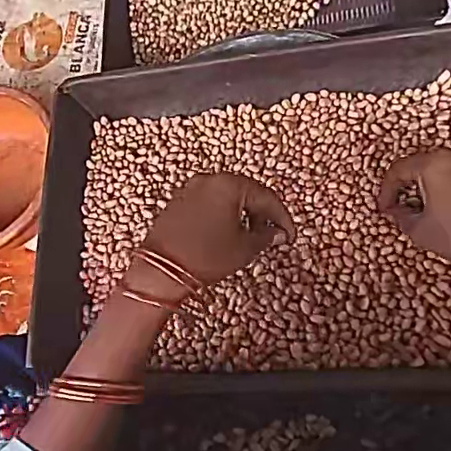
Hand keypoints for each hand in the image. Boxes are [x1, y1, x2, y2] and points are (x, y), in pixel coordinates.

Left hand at [129, 173, 292, 299]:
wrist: (160, 271)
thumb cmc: (205, 257)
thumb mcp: (244, 249)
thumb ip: (266, 236)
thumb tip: (276, 233)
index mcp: (229, 184)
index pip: (266, 197)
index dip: (282, 218)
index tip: (290, 235)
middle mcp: (208, 180)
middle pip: (245, 193)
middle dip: (261, 215)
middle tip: (273, 236)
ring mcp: (189, 190)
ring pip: (226, 198)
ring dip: (241, 215)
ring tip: (250, 239)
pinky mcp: (176, 204)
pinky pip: (207, 204)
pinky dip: (222, 217)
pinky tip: (226, 236)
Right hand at [377, 147, 450, 295]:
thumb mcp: (421, 232)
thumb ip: (402, 217)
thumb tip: (399, 213)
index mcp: (436, 164)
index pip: (400, 169)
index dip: (387, 190)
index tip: (386, 205)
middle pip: (429, 165)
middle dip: (416, 186)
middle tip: (409, 209)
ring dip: (443, 187)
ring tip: (441, 214)